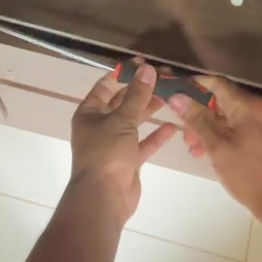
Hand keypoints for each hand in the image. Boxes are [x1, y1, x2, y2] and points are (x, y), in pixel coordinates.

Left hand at [68, 62, 176, 223]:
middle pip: (122, 103)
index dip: (124, 74)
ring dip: (149, 110)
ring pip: (134, 122)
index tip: (144, 64)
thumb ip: (136, 96)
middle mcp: (99, 126)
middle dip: (141, 91)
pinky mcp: (128, 160)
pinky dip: (155, 136)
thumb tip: (147, 69)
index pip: (106, 86)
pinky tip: (172, 126)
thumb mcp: (121, 120)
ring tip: (170, 97)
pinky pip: (143, 143)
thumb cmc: (106, 153)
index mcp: (89, 113)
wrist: (104, 197)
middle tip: (164, 79)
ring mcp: (114, 144)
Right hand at [166, 77, 261, 218]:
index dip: (194, 85)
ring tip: (193, 148)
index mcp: (247, 105)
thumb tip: (177, 97)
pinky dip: (222, 134)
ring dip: (209, 127)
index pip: (217, 83)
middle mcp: (258, 108)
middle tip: (184, 133)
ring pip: (229, 116)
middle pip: (222, 100)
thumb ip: (197, 119)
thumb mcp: (217, 146)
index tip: (175, 93)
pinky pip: (239, 127)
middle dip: (199, 113)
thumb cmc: (248, 173)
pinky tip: (210, 152)